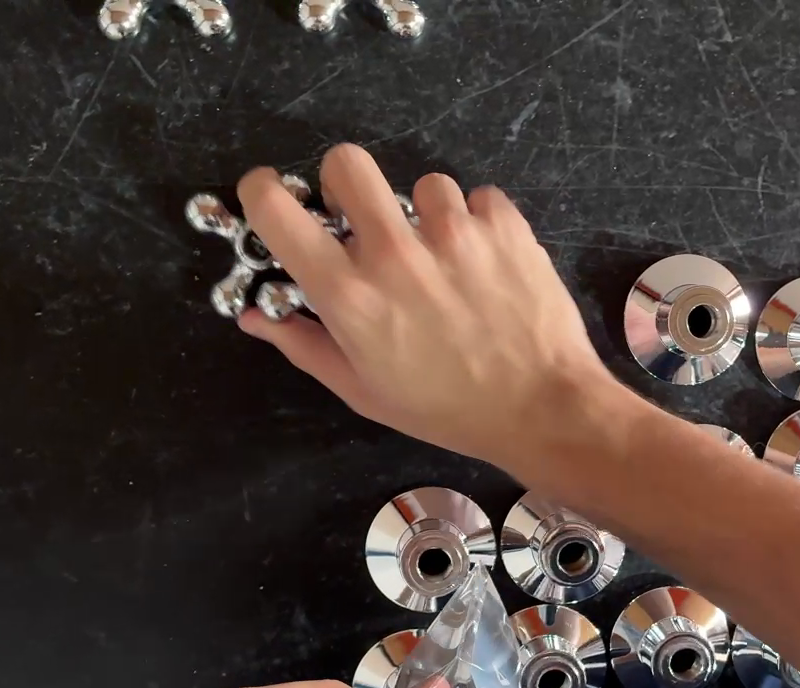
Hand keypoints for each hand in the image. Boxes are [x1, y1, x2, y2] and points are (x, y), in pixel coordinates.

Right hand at [235, 144, 623, 476]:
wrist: (543, 409)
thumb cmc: (450, 412)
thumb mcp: (368, 393)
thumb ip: (308, 348)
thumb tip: (257, 316)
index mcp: (350, 295)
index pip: (275, 208)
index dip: (267, 194)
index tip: (283, 204)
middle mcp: (395, 252)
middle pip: (347, 162)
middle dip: (351, 187)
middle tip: (374, 226)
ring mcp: (453, 233)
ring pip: (424, 186)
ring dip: (431, 218)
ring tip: (452, 263)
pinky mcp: (504, 226)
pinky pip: (480, 200)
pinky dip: (482, 226)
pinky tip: (491, 265)